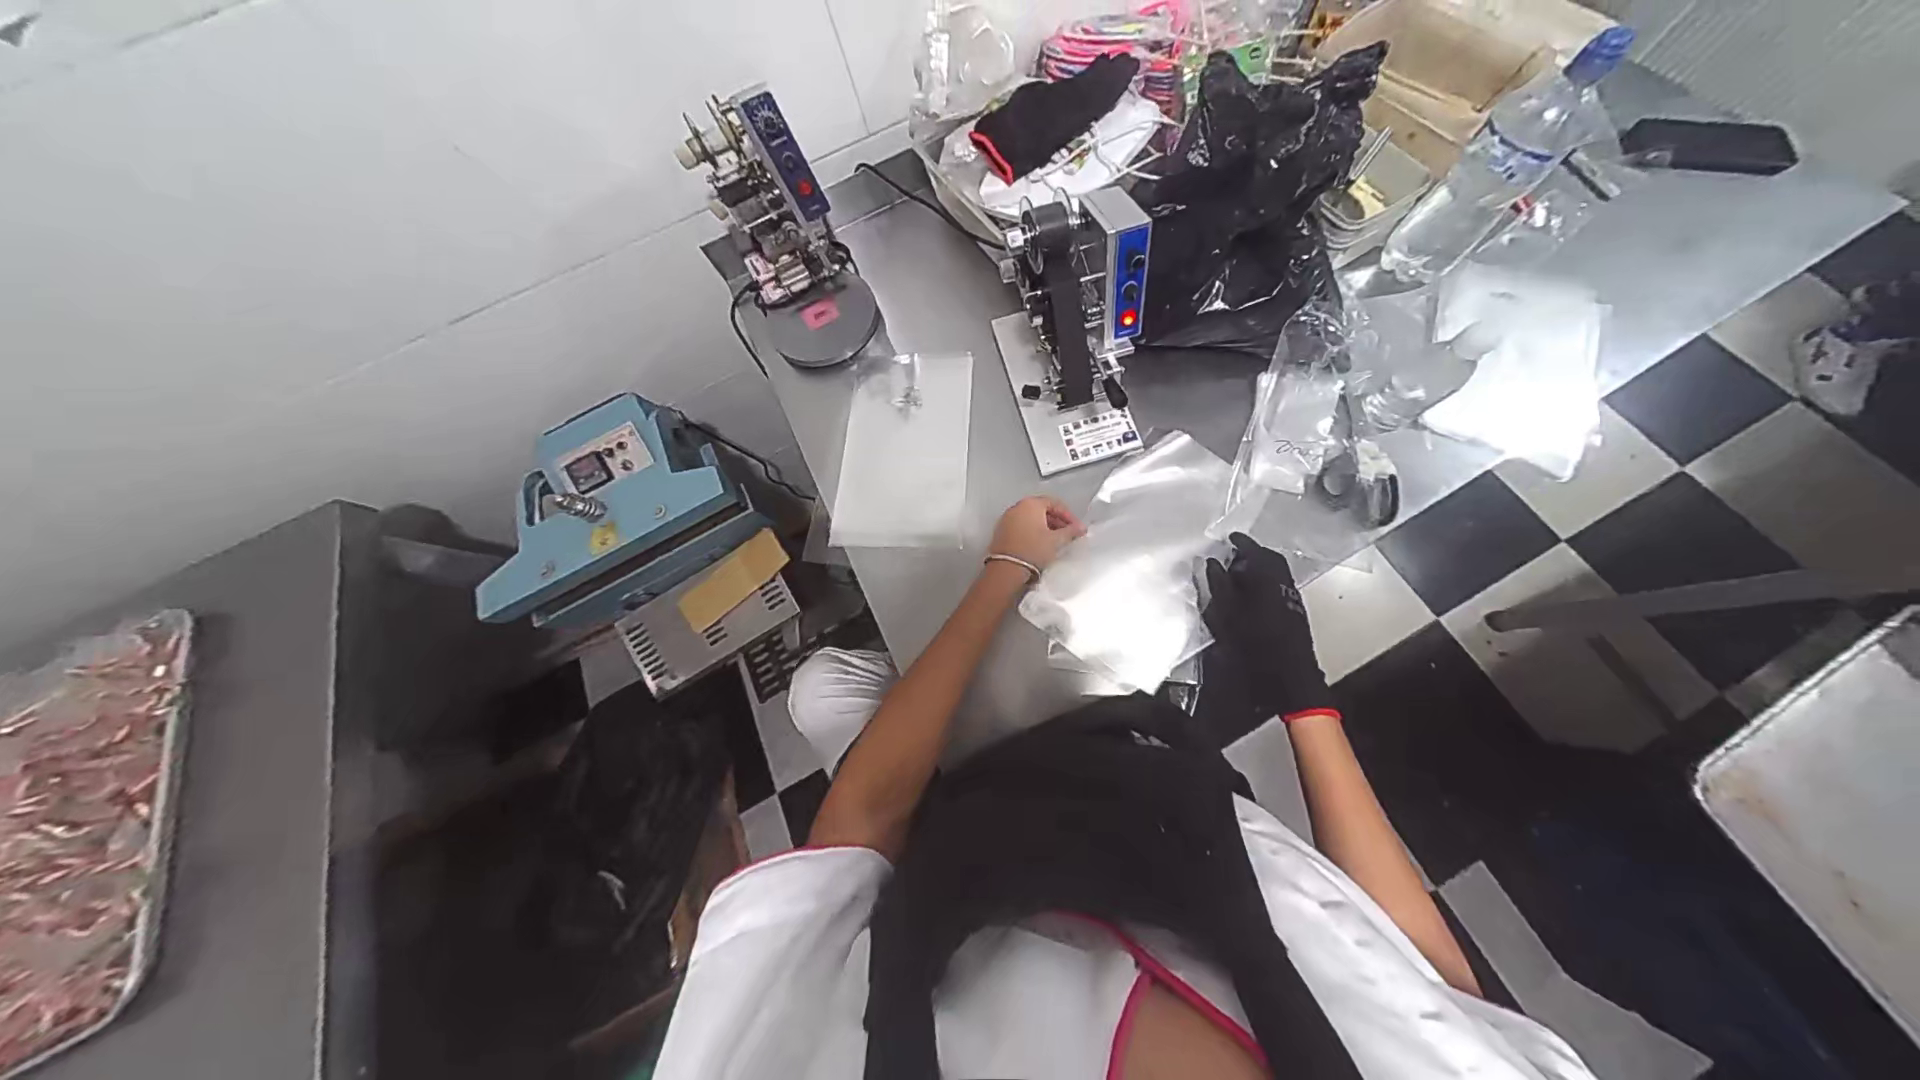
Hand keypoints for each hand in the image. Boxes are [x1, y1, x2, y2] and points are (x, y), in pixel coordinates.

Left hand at [988, 495, 1086, 571]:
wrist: (1006, 569)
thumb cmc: (1034, 549)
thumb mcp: (1056, 540)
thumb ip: (1070, 531)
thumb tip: (1081, 528)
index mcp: (1030, 504)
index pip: (1054, 503)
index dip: (1069, 515)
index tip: (1077, 528)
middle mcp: (1017, 507)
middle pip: (1041, 509)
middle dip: (1057, 521)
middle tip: (1068, 533)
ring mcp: (1006, 518)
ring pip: (1031, 518)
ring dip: (1045, 526)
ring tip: (1056, 540)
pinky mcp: (1001, 531)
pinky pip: (1021, 526)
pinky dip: (1032, 531)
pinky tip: (1040, 543)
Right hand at [1200, 533, 1334, 727]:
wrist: (1288, 677)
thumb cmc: (1253, 644)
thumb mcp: (1226, 614)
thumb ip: (1218, 585)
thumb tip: (1212, 563)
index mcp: (1267, 580)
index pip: (1255, 552)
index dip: (1242, 542)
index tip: (1230, 537)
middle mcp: (1284, 584)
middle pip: (1270, 560)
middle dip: (1253, 553)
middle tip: (1233, 555)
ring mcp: (1292, 598)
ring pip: (1276, 574)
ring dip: (1259, 569)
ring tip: (1238, 574)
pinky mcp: (1294, 611)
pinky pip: (1278, 586)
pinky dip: (1264, 583)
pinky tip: (1251, 594)